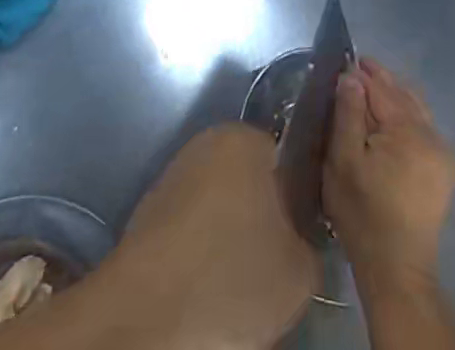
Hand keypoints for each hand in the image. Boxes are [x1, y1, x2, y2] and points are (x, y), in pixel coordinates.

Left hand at [105, 124, 319, 346]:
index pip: (287, 157)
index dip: (300, 197)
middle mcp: (204, 144)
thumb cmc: (232, 278)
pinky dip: (204, 250)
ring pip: (222, 206)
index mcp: (242, 138)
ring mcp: (172, 177)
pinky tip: (210, 287)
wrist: (146, 317)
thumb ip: (308, 240)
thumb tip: (295, 238)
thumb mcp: (301, 268)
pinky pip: (194, 227)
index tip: (304, 233)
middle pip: (252, 181)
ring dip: (233, 234)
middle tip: (277, 259)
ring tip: (243, 280)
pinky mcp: (148, 213)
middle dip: (265, 214)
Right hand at [324, 59, 454, 281]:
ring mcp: (443, 152)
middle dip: (380, 80)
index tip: (343, 61)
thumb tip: (350, 76)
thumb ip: (348, 114)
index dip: (362, 74)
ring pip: (416, 109)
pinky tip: (389, 117)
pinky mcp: (444, 169)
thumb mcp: (344, 160)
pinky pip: (424, 126)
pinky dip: (405, 114)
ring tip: (369, 88)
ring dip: (393, 95)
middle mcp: (433, 135)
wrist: (396, 265)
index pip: (382, 89)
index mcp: (409, 131)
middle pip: (403, 95)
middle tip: (355, 66)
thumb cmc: (362, 211)